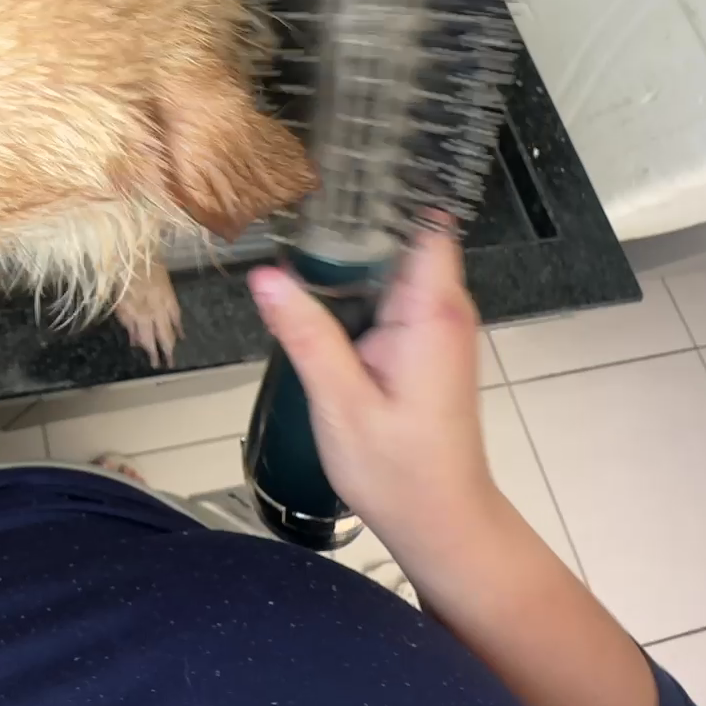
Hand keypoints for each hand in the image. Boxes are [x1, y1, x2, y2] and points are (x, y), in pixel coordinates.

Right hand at [247, 222, 496, 543]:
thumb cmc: (397, 467)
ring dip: (344, 256)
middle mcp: (442, 309)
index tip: (328, 184)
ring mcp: (434, 325)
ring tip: (288, 244)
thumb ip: (304, 333)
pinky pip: (386, 293)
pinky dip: (351, 285)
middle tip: (284, 214)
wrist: (438, 521)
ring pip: (388, 266)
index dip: (381, 198)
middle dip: (346, 224)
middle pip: (398, 239)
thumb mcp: (339, 400)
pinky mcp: (421, 342)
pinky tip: (311, 290)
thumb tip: (263, 274)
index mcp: (430, 311)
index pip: (423, 226)